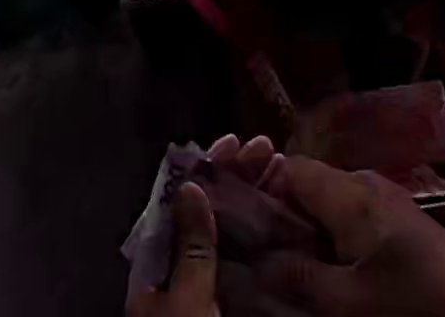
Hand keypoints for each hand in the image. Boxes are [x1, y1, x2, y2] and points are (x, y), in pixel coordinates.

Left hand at [127, 134, 278, 316]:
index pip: (178, 206)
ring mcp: (210, 290)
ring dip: (257, 200)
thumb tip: (189, 187)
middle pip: (211, 214)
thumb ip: (191, 250)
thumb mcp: (185, 304)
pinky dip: (269, 237)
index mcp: (155, 272)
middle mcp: (181, 275)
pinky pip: (253, 264)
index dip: (205, 171)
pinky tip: (288, 210)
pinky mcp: (238, 304)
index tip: (232, 144)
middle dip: (238, 178)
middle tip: (264, 148)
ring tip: (280, 166)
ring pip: (235, 235)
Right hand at [253, 153, 444, 316]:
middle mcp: (361, 187)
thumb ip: (298, 279)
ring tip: (278, 276)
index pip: (286, 168)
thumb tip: (253, 262)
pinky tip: (318, 282)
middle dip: (274, 221)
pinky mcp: (394, 228)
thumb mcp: (350, 304)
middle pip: (302, 189)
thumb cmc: (418, 306)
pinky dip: (324, 248)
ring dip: (299, 239)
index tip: (229, 220)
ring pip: (322, 211)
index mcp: (348, 192)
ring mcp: (380, 206)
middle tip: (249, 259)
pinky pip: (345, 227)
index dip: (254, 187)